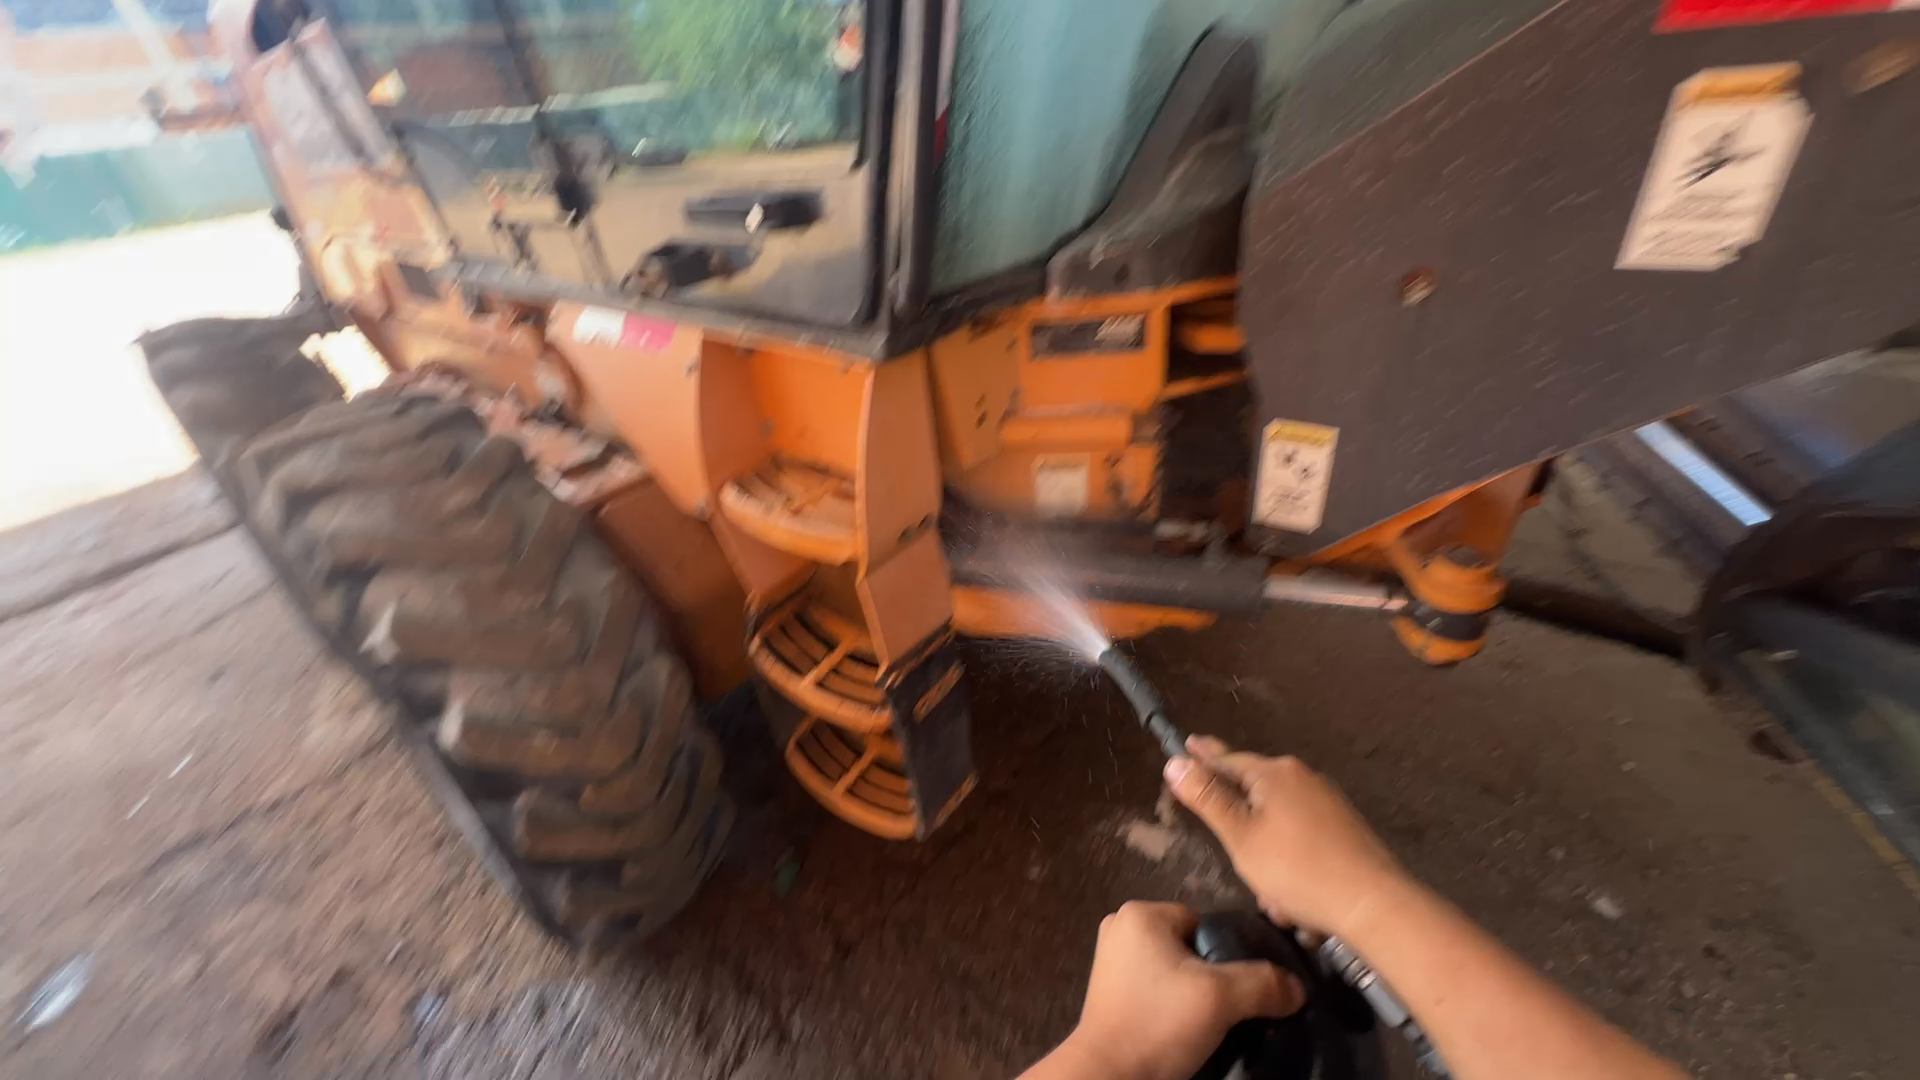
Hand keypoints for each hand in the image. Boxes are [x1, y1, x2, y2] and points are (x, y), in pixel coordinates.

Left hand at [1047, 901, 1302, 1079]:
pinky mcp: (1108, 987)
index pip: (1202, 923)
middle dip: (1209, 976)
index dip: (1226, 955)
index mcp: (1140, 913)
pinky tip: (1181, 1028)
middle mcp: (1121, 925)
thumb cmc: (1158, 1023)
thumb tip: (1296, 986)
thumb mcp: (1219, 999)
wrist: (1110, 1074)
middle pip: (1188, 946)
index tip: (1237, 989)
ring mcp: (1110, 956)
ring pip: (1171, 968)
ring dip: (1190, 992)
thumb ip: (1261, 984)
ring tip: (1205, 1023)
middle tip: (1225, 1010)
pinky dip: (1169, 1003)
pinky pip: (1153, 985)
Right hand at [1165, 737, 1407, 938]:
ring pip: (1278, 819)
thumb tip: (1175, 762)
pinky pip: (1301, 835)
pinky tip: (1290, 895)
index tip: (1188, 743)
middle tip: (1223, 838)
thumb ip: (1206, 798)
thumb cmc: (1298, 869)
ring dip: (1265, 849)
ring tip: (1266, 891)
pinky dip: (1290, 858)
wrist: (1376, 906)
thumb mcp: (1240, 836)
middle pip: (1254, 789)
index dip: (1203, 756)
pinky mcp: (1344, 828)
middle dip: (1237, 817)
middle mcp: (1301, 778)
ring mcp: (1327, 802)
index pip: (1227, 759)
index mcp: (1273, 773)